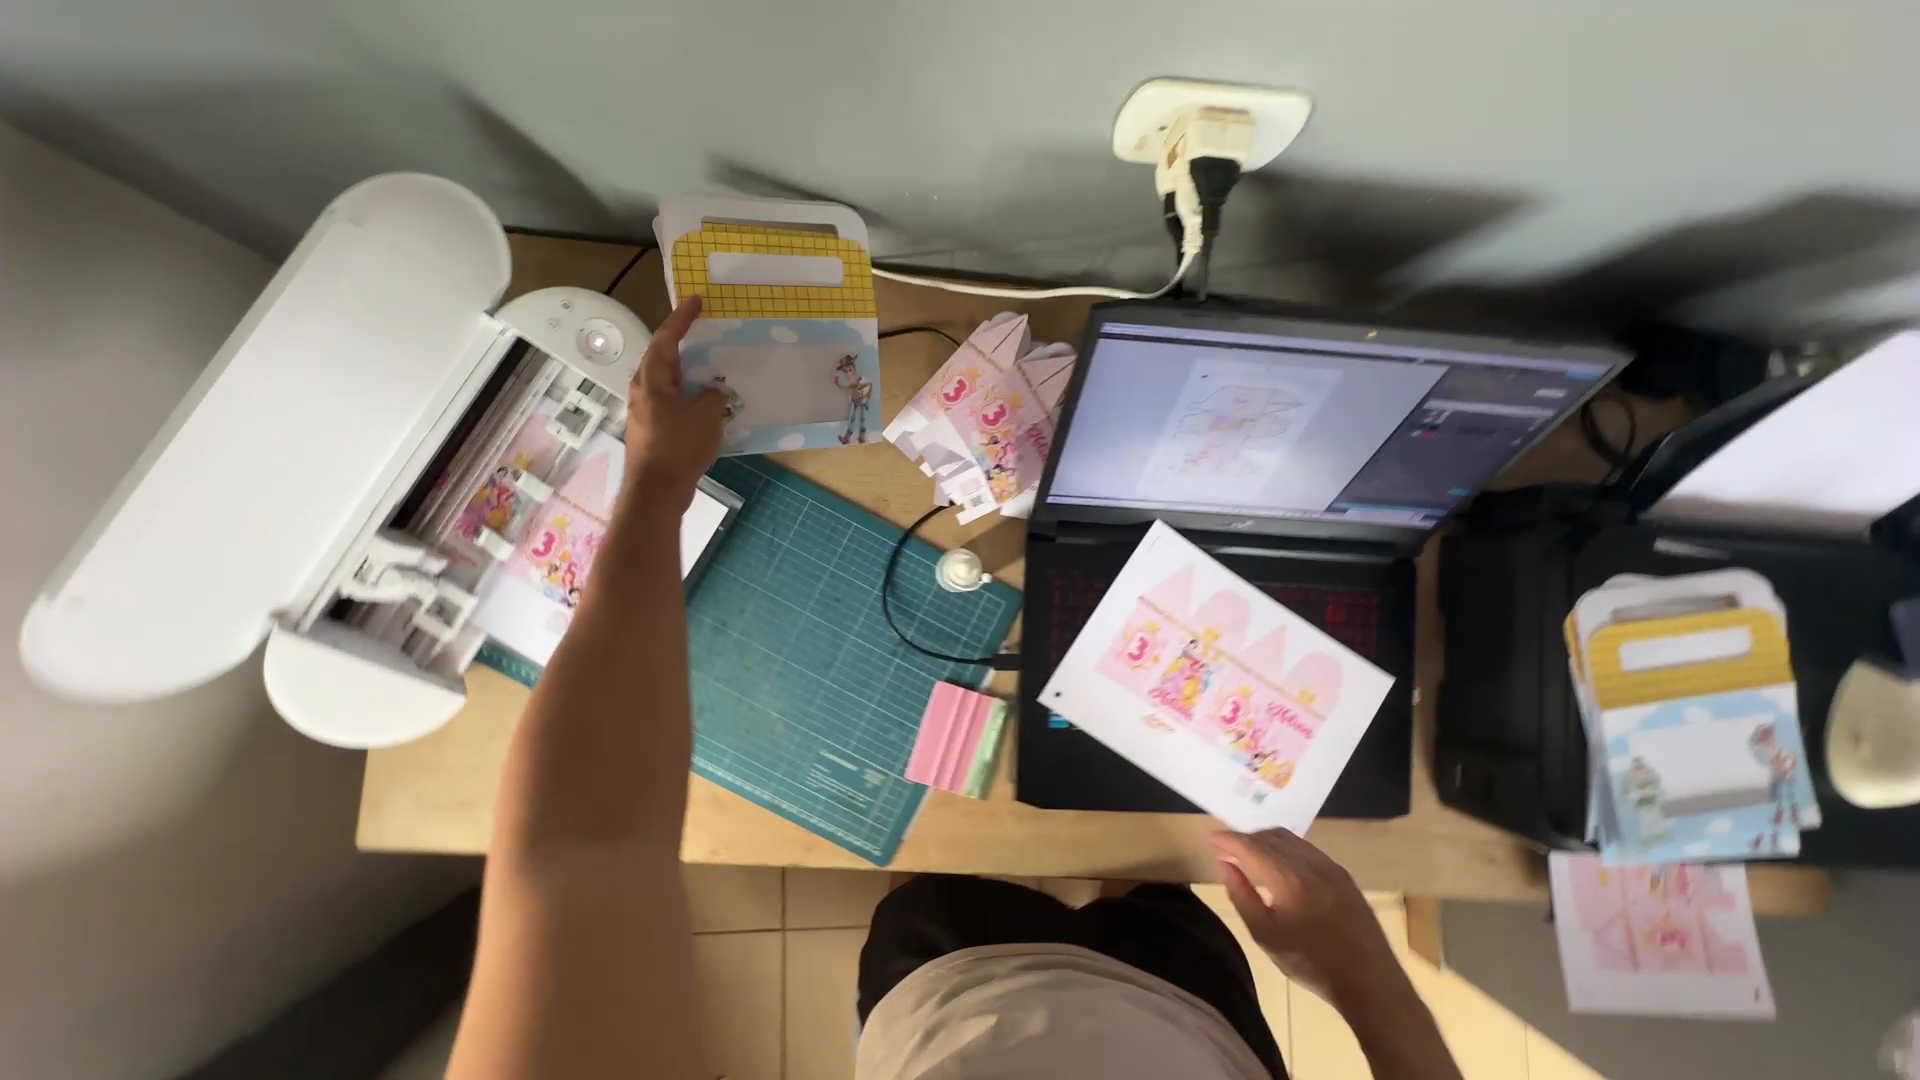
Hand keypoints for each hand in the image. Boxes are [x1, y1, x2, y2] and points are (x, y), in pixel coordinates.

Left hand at [624, 297, 725, 506]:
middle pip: (662, 360)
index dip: (681, 318)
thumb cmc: (679, 447)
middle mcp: (642, 391)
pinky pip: (671, 404)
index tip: (695, 301)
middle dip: (682, 347)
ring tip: (710, 373)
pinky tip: (704, 407)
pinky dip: (687, 398)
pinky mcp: (651, 431)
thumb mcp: (705, 416)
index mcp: (652, 379)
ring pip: (667, 384)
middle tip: (704, 337)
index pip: (666, 339)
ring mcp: (644, 412)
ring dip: (687, 376)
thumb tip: (712, 390)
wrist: (656, 490)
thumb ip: (712, 396)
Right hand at [1210, 828, 1409, 1009]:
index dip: (1227, 839)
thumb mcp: (1265, 935)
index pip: (1250, 846)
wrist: (1370, 983)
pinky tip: (1281, 867)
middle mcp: (1311, 864)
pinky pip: (1308, 849)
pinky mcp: (1344, 875)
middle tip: (1228, 850)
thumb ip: (1241, 895)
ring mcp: (1331, 867)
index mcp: (1290, 879)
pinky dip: (1286, 849)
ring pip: (1290, 839)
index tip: (1210, 838)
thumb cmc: (1312, 963)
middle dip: (1245, 838)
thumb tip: (1224, 864)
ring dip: (1266, 841)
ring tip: (1251, 856)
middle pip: (1270, 836)